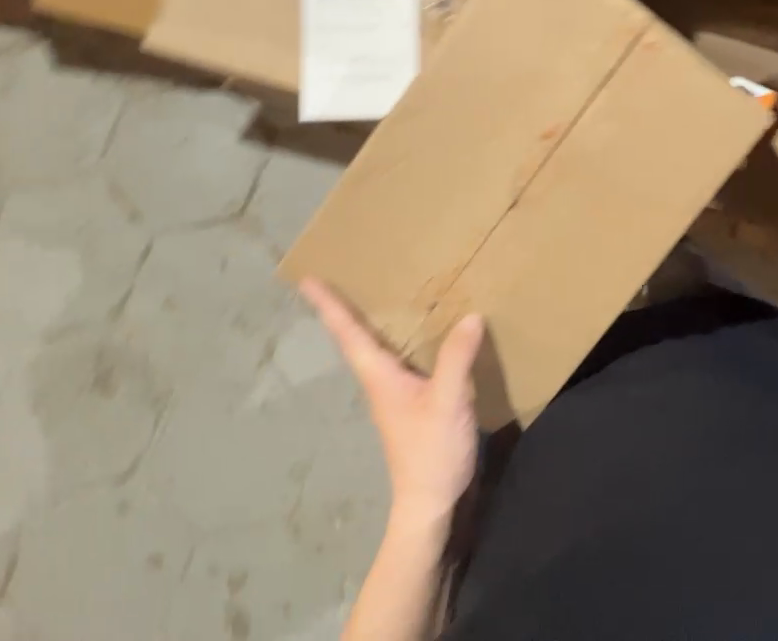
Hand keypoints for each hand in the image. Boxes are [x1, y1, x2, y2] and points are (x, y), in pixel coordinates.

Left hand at [302, 279, 484, 523]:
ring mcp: (396, 395)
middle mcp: (381, 381)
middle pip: (359, 337)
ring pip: (381, 348)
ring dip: (378, 322)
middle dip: (350, 306)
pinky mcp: (414, 404)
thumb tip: (470, 315)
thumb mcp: (447, 402)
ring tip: (388, 293)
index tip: (307, 280)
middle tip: (350, 273)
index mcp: (380, 376)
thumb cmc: (430, 453)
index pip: (348, 333)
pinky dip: (408, 339)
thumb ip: (456, 358)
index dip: (329, 305)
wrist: (430, 504)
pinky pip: (404, 360)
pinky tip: (429, 333)